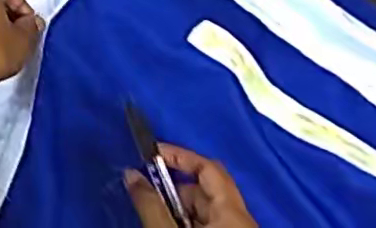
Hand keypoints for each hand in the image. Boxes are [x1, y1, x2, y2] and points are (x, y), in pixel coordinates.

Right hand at [126, 145, 256, 227]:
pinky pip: (214, 225)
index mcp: (233, 212)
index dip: (178, 155)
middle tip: (149, 197)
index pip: (208, 167)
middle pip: (205, 190)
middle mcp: (244, 221)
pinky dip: (192, 223)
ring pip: (208, 211)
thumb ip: (150, 203)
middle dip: (173, 188)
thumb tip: (131, 173)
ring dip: (181, 209)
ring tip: (160, 219)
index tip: (150, 155)